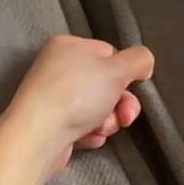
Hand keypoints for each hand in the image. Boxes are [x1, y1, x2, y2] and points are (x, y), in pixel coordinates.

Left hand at [0, 34, 154, 179]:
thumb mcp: (117, 69)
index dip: (124, 74)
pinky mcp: (51, 124)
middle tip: (125, 117)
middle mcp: (58, 68)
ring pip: (97, 108)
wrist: (39, 135)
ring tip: (99, 129)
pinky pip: (81, 126)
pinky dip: (89, 133)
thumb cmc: (78, 94)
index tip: (133, 87)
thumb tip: (144, 63)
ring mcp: (53, 98)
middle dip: (120, 104)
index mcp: (68, 46)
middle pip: (105, 85)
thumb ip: (138, 60)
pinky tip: (86, 138)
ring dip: (107, 121)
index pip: (109, 54)